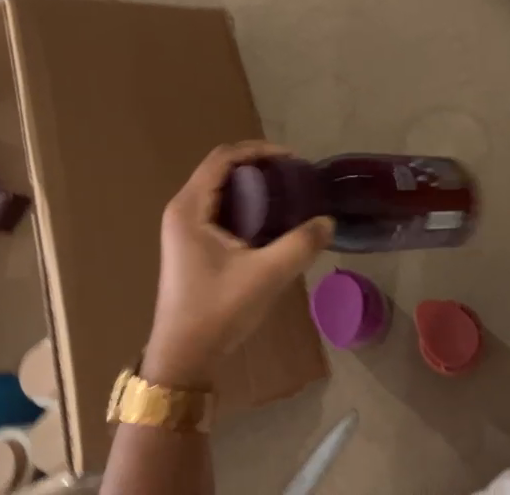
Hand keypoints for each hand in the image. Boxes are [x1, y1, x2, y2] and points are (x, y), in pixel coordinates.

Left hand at [144, 142, 333, 387]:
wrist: (182, 359)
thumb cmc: (216, 312)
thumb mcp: (265, 276)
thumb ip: (300, 245)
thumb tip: (328, 222)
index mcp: (189, 208)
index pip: (223, 158)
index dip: (258, 151)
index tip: (292, 160)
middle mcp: (182, 210)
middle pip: (221, 170)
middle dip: (259, 167)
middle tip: (294, 177)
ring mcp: (184, 228)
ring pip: (221, 190)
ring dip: (252, 186)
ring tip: (287, 195)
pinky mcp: (190, 245)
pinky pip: (219, 209)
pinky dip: (245, 205)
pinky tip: (270, 221)